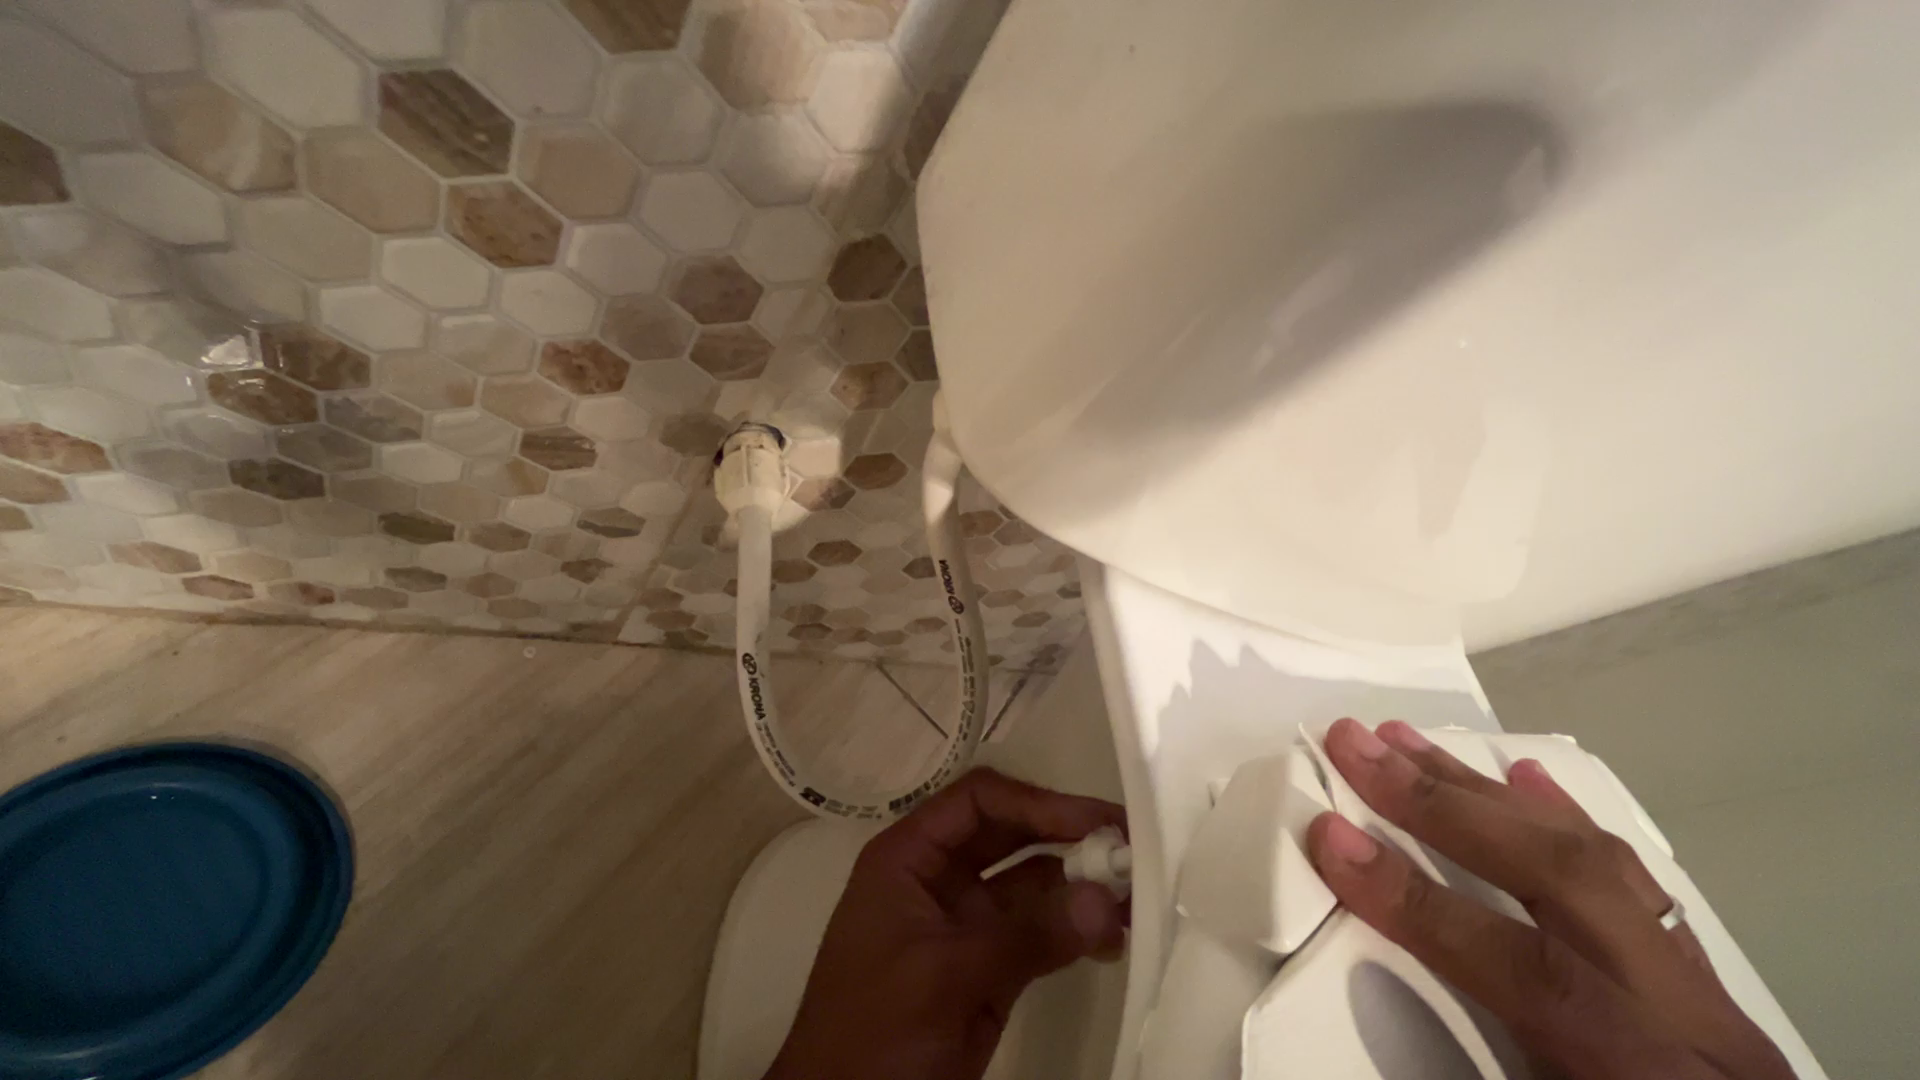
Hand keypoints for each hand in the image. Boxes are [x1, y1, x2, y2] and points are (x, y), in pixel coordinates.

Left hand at [765, 768, 1128, 1079]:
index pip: (977, 802)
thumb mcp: (943, 976)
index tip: (1095, 822)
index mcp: (909, 857)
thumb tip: (1107, 901)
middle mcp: (940, 877)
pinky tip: (1114, 939)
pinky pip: (1040, 933)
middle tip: (1132, 848)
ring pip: (1032, 884)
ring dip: (1080, 885)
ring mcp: (966, 923)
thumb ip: (1026, 936)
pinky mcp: (990, 968)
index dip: (1036, 803)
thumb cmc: (874, 1031)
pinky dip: (1076, 931)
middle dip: (1067, 837)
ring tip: (1137, 896)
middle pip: (1011, 834)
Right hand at [1307, 718, 1794, 1079]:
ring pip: (1593, 858)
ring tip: (1403, 740)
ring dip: (1482, 791)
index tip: (1330, 837)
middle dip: (1445, 802)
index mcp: (1650, 1075)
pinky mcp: (1704, 988)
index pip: (1528, 968)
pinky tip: (1524, 778)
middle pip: (1566, 876)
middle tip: (1355, 745)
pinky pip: (1637, 882)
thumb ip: (1454, 1065)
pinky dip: (1566, 818)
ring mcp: (1708, 1000)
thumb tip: (1364, 990)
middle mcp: (1698, 1027)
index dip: (1418, 899)